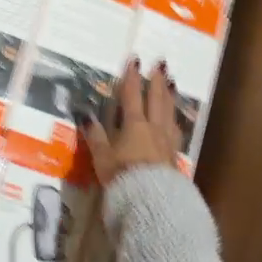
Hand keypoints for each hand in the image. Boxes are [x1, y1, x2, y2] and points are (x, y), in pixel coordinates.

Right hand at [81, 58, 181, 184]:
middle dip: (157, 81)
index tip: (134, 59)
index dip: (132, 77)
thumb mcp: (102, 157)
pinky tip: (175, 121)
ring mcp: (167, 142)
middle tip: (160, 64)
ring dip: (169, 96)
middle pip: (156, 99)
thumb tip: (85, 115)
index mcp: (134, 125)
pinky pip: (176, 130)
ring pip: (169, 112)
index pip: (132, 95)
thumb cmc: (123, 176)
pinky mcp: (175, 156)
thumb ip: (95, 136)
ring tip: (172, 84)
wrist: (152, 201)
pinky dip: (175, 120)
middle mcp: (153, 128)